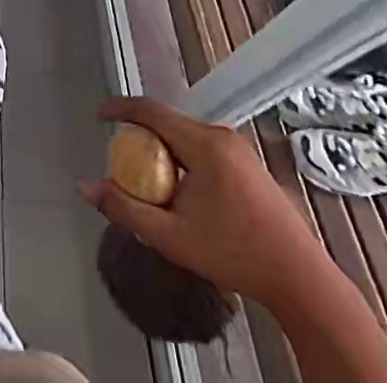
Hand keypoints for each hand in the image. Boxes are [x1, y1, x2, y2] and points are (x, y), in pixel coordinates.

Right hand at [82, 98, 323, 307]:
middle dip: (139, 134)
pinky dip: (181, 157)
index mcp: (205, 145)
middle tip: (121, 160)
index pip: (152, 111)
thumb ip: (124, 208)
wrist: (298, 277)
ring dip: (161, 148)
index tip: (99, 116)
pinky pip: (202, 145)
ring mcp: (239, 148)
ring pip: (185, 133)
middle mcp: (223, 137)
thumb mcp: (170, 236)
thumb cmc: (237, 256)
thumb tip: (88, 187)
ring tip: (149, 181)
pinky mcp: (247, 162)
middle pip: (168, 120)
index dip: (120, 109)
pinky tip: (180, 191)